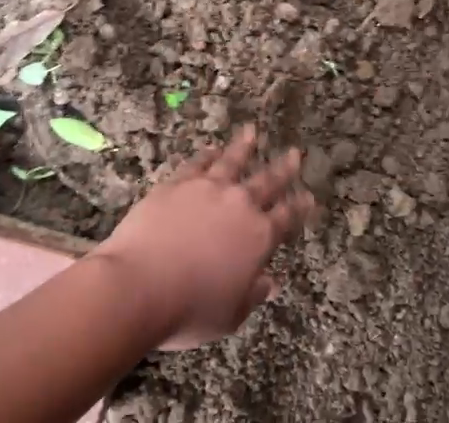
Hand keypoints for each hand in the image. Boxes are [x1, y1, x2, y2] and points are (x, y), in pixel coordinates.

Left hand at [93, 126, 313, 350]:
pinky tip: (211, 148)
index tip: (309, 196)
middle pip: (267, 181)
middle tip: (294, 153)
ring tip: (251, 132)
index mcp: (259, 237)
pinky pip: (197, 163)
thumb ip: (252, 295)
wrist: (139, 286)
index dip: (300, 207)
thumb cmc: (189, 310)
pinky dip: (207, 154)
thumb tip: (270, 282)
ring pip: (233, 161)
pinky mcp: (178, 183)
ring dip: (244, 147)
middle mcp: (240, 205)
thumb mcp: (229, 316)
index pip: (287, 217)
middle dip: (283, 168)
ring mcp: (208, 189)